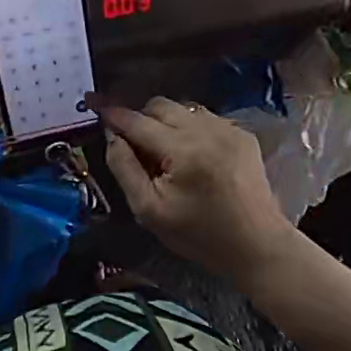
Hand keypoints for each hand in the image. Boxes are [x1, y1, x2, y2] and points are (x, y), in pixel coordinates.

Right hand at [99, 97, 298, 275]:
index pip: (137, 121)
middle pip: (159, 105)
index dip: (113, 113)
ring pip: (182, 107)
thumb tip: (111, 136)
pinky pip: (203, 117)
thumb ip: (124, 168)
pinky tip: (188, 153)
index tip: (93, 103)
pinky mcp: (243, 135)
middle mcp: (207, 130)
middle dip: (139, 118)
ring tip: (162, 151)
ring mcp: (229, 129)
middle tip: (132, 145)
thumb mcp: (148, 210)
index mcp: (183, 150)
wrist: (258, 246)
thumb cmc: (198, 235)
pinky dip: (187, 127)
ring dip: (164, 121)